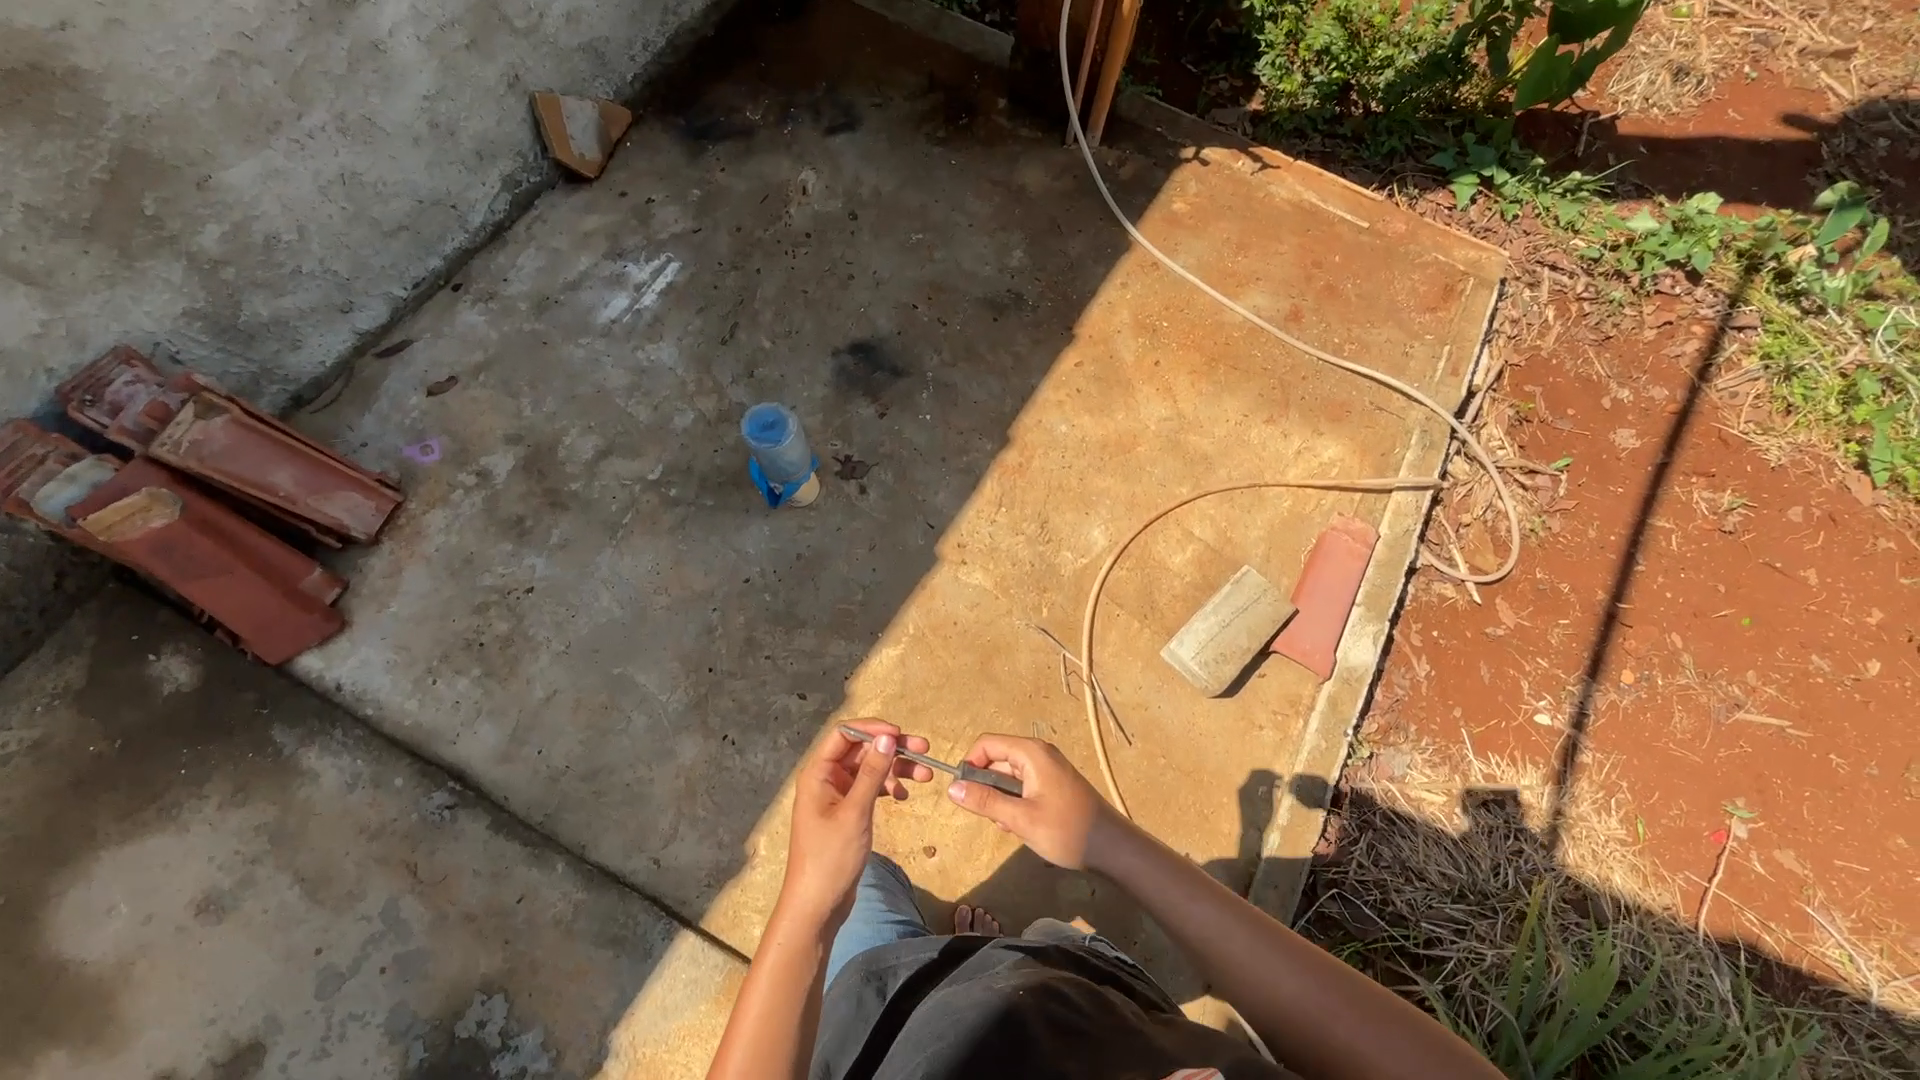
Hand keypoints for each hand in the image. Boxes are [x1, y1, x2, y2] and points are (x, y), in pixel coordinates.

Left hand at [777, 719, 933, 928]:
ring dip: (895, 769)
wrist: (817, 905)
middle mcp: (826, 778)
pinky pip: (870, 789)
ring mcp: (837, 796)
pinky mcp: (847, 812)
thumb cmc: (830, 857)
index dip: (873, 729)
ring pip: (870, 769)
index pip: (845, 734)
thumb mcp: (855, 812)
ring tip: (926, 775)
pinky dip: (888, 788)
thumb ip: (873, 773)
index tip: (901, 735)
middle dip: (892, 749)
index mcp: (818, 773)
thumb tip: (887, 737)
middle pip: (862, 751)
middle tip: (924, 750)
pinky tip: (904, 796)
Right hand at [945, 734, 1131, 871]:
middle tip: (993, 817)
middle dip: (987, 788)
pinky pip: (1022, 787)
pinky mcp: (1052, 785)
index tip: (964, 792)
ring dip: (1001, 800)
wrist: (1112, 847)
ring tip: (1011, 825)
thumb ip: (985, 802)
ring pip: (1008, 777)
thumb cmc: (1066, 830)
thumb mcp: (1020, 819)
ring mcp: (1047, 769)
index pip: (987, 744)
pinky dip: (1015, 803)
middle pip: (996, 760)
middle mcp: (1038, 754)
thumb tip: (952, 788)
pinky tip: (1022, 826)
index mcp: (1031, 753)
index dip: (970, 764)